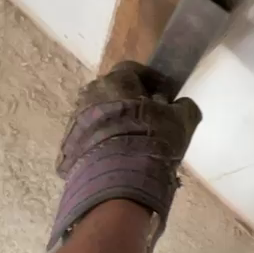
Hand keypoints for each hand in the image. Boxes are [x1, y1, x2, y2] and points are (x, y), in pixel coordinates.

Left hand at [49, 62, 201, 249]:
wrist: (118, 183)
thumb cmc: (152, 141)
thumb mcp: (181, 121)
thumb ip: (185, 107)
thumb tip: (181, 105)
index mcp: (115, 82)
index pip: (132, 70)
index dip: (151, 80)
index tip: (163, 96)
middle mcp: (89, 96)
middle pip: (112, 93)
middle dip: (130, 102)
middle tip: (149, 120)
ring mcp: (75, 123)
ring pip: (100, 117)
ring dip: (116, 124)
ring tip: (134, 144)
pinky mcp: (69, 149)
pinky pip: (90, 140)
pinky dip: (103, 145)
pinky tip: (119, 160)